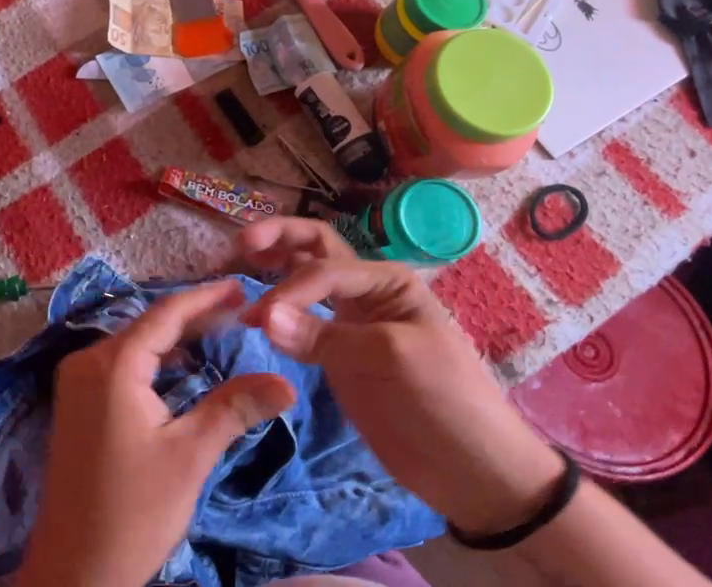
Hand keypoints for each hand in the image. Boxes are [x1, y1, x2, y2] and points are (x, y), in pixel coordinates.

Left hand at [18, 280, 297, 586]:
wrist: (76, 567)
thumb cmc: (135, 511)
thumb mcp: (190, 456)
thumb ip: (234, 409)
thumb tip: (287, 383)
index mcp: (113, 366)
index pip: (164, 315)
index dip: (205, 298)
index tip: (240, 286)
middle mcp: (87, 362)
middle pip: (147, 327)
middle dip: (193, 318)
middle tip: (239, 310)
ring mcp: (76, 383)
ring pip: (133, 346)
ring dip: (173, 340)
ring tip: (220, 334)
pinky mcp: (76, 403)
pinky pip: (119, 366)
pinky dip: (153, 362)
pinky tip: (182, 369)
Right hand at [237, 219, 565, 535]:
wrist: (474, 472)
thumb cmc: (446, 402)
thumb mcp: (392, 360)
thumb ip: (325, 337)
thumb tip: (262, 317)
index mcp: (388, 281)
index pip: (325, 269)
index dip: (290, 289)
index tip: (261, 321)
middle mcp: (365, 292)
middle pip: (315, 249)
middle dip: (279, 238)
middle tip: (241, 244)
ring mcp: (349, 323)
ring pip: (304, 278)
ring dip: (274, 264)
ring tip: (238, 262)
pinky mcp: (336, 354)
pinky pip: (300, 321)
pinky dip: (277, 309)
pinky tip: (253, 312)